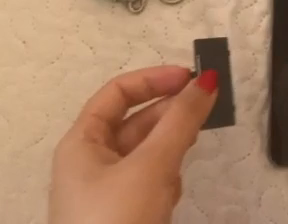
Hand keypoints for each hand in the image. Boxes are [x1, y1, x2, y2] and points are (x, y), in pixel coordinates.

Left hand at [49, 65, 218, 223]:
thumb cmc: (117, 221)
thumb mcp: (152, 166)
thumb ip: (181, 120)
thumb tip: (206, 78)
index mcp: (82, 143)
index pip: (118, 92)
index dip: (154, 79)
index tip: (191, 78)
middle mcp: (88, 164)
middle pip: (135, 123)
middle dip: (168, 120)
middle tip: (203, 116)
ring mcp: (103, 195)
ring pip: (145, 155)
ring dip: (167, 155)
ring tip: (177, 171)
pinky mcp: (120, 219)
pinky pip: (147, 184)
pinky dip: (163, 184)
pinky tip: (169, 202)